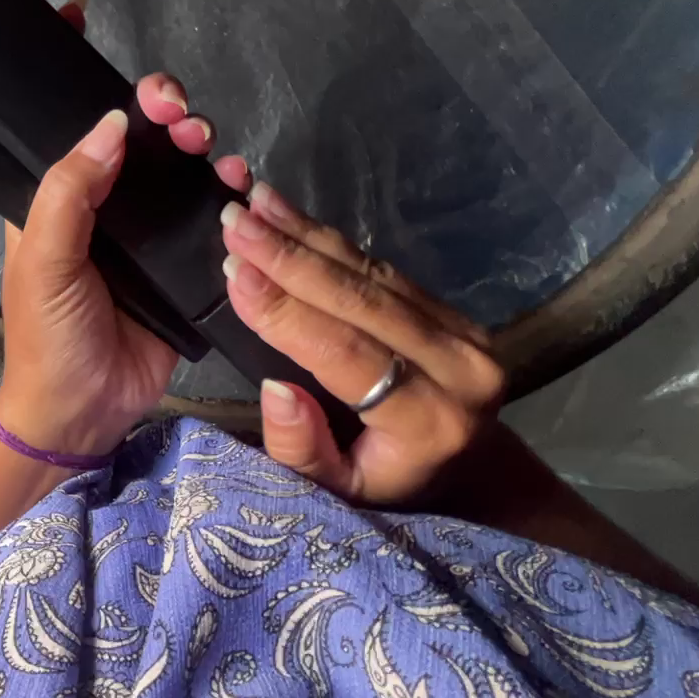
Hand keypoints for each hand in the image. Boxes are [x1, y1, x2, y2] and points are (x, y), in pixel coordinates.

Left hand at [0, 69, 223, 456]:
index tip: (87, 17)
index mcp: (53, 203)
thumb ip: (68, 192)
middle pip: (133, 139)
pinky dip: (222, 191)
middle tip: (176, 111)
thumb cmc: (48, 336)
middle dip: (157, 111)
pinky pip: (205, 215)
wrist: (82, 410)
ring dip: (195, 145)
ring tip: (207, 144)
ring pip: (175, 170)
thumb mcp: (42, 260)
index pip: (64, 127)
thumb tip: (111, 124)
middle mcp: (99, 211)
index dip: (75, 77)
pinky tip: (233, 181)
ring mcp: (142, 237)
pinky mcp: (179, 265)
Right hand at [219, 182, 507, 505]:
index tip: (233, 271)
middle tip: (233, 220)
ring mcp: (463, 332)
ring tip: (253, 205)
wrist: (466, 472)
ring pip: (372, 273)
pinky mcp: (454, 310)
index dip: (285, 311)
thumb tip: (274, 389)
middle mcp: (459, 367)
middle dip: (288, 256)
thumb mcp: (333, 491)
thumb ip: (302, 449)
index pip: (343, 352)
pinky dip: (330, 240)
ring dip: (305, 235)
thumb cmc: (384, 486)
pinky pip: (384, 269)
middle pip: (361, 299)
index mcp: (429, 420)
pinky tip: (289, 217)